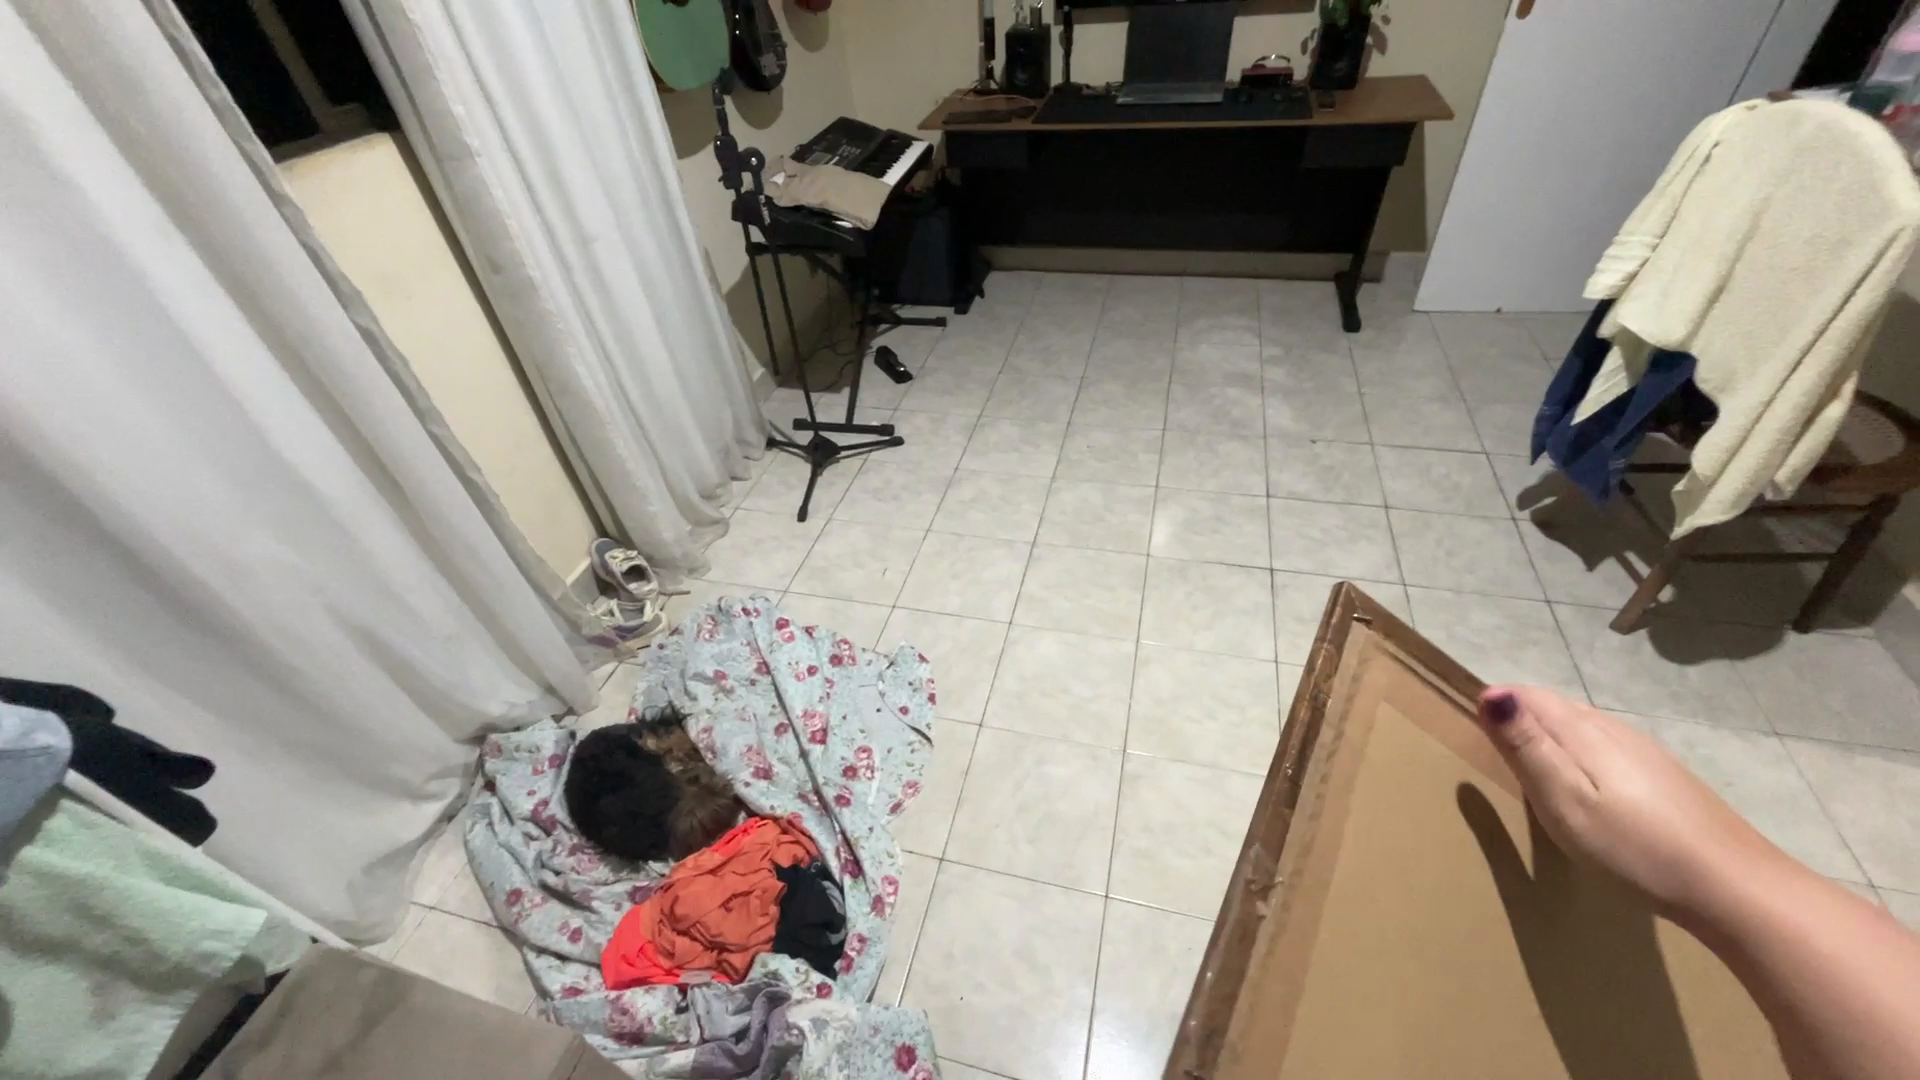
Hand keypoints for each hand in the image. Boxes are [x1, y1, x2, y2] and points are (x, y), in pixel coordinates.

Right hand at [1474, 685, 1786, 921]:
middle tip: (1497, 750)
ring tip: (1535, 768)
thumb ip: (1526, 745)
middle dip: (1521, 716)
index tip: (1475, 731)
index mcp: (1583, 731)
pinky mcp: (1667, 777)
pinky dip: (1583, 754)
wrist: (1738, 890)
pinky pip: (1608, 747)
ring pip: (1583, 726)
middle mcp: (1614, 729)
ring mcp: (1646, 752)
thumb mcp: (1563, 799)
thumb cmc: (1633, 845)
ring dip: (1552, 734)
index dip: (1496, 704)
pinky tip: (1588, 786)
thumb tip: (1490, 692)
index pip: (1526, 695)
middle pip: (1555, 705)